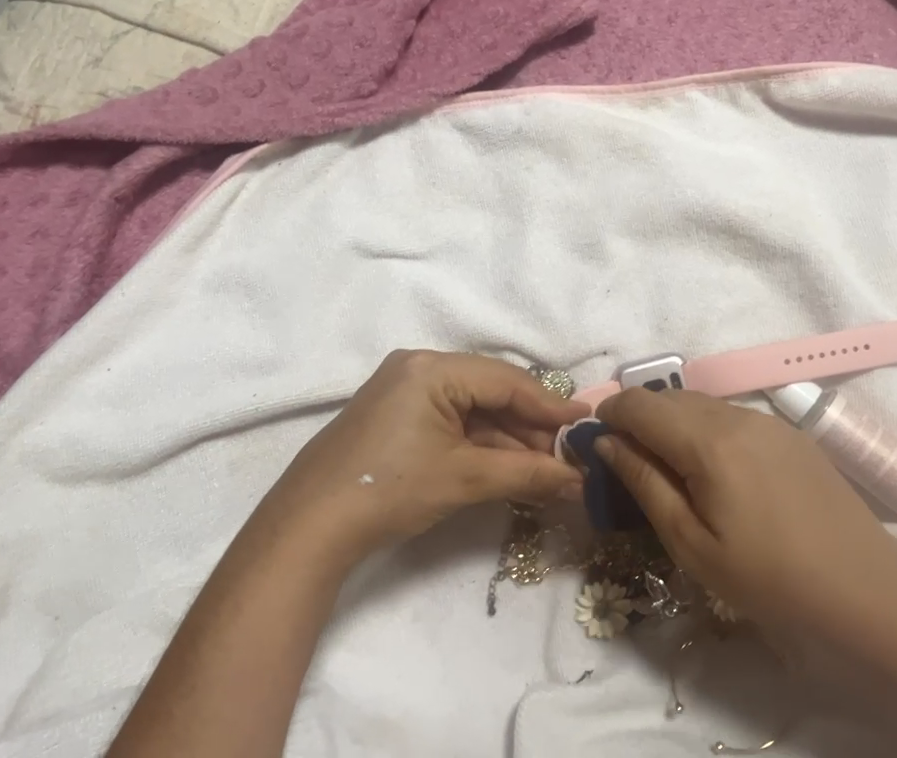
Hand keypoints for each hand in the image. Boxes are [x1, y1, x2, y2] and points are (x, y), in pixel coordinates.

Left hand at [252, 350, 588, 564]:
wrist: (309, 528)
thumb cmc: (390, 490)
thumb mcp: (464, 479)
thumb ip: (527, 474)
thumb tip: (578, 481)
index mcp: (431, 368)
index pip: (506, 380)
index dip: (550, 405)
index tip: (587, 424)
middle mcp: (418, 368)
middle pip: (491, 392)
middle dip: (531, 427)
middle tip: (568, 457)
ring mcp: (403, 391)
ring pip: (473, 409)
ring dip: (508, 439)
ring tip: (546, 470)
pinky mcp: (396, 417)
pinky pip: (451, 421)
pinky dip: (481, 445)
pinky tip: (508, 468)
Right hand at [597, 387, 896, 633]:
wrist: (863, 586)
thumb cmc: (767, 576)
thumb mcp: (690, 542)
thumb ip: (644, 482)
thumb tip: (607, 442)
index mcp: (707, 441)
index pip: (640, 403)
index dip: (610, 416)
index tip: (597, 447)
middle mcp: (736, 416)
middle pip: (670, 398)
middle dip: (640, 420)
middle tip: (631, 467)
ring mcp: (769, 421)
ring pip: (702, 405)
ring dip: (674, 425)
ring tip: (673, 474)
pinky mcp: (791, 435)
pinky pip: (733, 418)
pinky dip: (708, 432)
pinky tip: (718, 475)